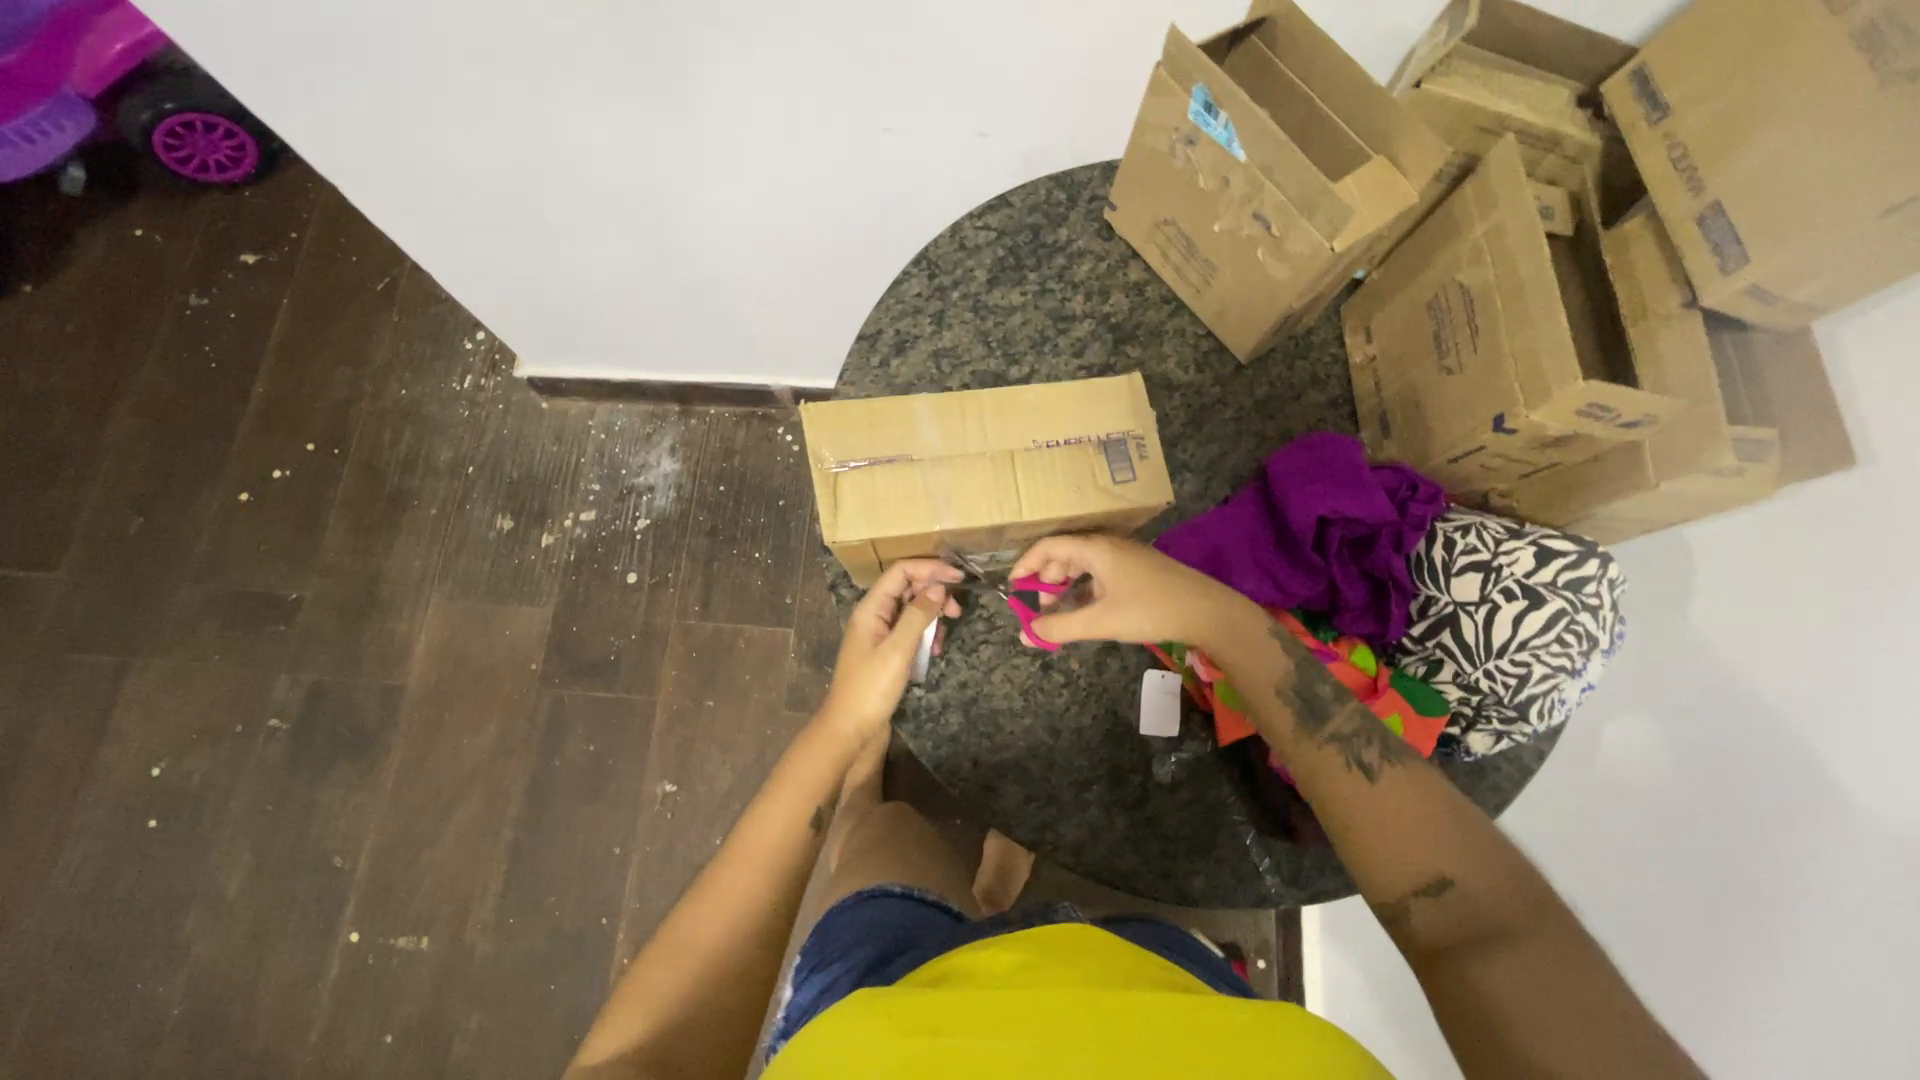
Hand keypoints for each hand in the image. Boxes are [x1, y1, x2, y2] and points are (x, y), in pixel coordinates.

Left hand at [818, 559, 962, 742]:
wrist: (851, 729)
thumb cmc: (871, 688)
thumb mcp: (898, 650)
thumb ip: (918, 615)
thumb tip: (938, 587)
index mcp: (870, 608)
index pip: (901, 571)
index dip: (930, 568)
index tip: (959, 578)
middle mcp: (874, 615)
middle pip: (908, 588)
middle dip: (934, 593)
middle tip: (957, 611)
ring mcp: (880, 633)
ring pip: (911, 610)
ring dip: (932, 617)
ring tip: (943, 638)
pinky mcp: (886, 651)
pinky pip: (910, 631)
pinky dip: (925, 635)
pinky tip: (933, 652)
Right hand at [1009, 534, 1256, 649]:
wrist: (1207, 611)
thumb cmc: (1150, 610)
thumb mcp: (1100, 621)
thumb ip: (1060, 627)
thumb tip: (1026, 633)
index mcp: (1096, 548)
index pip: (1049, 546)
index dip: (1027, 565)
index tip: (1014, 588)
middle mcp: (1108, 546)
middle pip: (1065, 554)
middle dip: (1046, 579)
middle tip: (1040, 607)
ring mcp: (1125, 557)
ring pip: (1084, 565)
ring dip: (1066, 586)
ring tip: (1060, 611)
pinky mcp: (1138, 570)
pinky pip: (1100, 574)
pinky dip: (1085, 590)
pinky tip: (1087, 612)